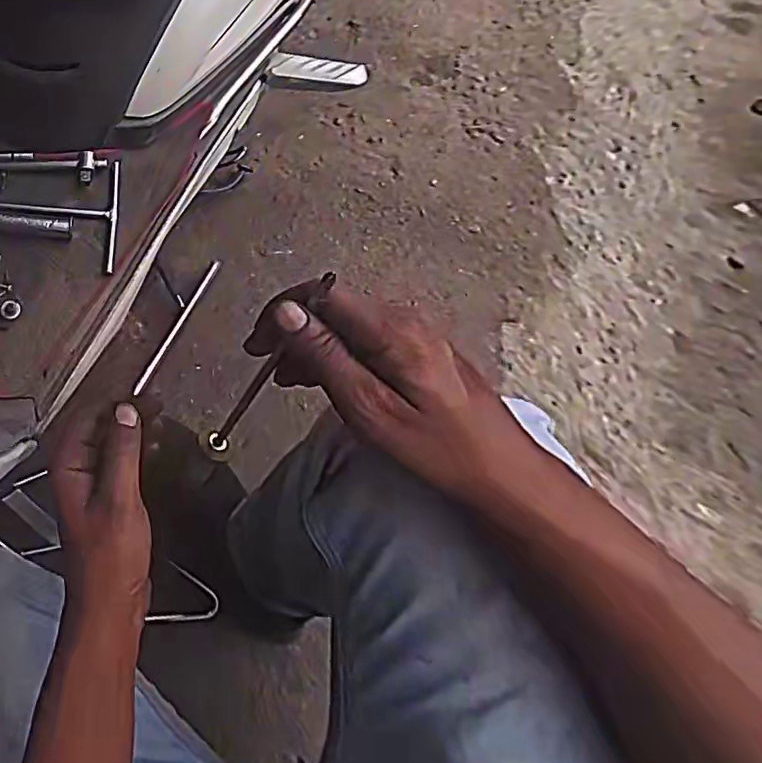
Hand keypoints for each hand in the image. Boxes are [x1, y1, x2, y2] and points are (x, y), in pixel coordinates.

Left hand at [46, 402, 151, 619]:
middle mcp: (73, 473)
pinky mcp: (104, 498)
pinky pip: (116, 462)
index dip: (112, 401)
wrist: (111, 601)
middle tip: (151, 403)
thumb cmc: (107, 561)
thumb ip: (122, 452)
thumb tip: (126, 414)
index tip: (137, 393)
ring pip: (107, 443)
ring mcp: (88, 486)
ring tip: (155, 419)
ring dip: (130, 429)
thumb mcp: (119, 497)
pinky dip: (133, 450)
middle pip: (95, 428)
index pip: (85, 417)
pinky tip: (150, 448)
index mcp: (67, 468)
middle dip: (123, 412)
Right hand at [246, 286, 565, 506]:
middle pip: (330, 304)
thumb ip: (325, 355)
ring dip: (308, 343)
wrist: (502, 471)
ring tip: (286, 376)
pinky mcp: (416, 345)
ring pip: (342, 321)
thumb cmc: (438, 448)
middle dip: (291, 329)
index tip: (259, 343)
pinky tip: (318, 376)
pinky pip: (361, 335)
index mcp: (392, 329)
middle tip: (265, 361)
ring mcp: (412, 330)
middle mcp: (404, 318)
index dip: (282, 311)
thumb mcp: (368, 407)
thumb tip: (287, 312)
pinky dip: (333, 351)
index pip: (320, 292)